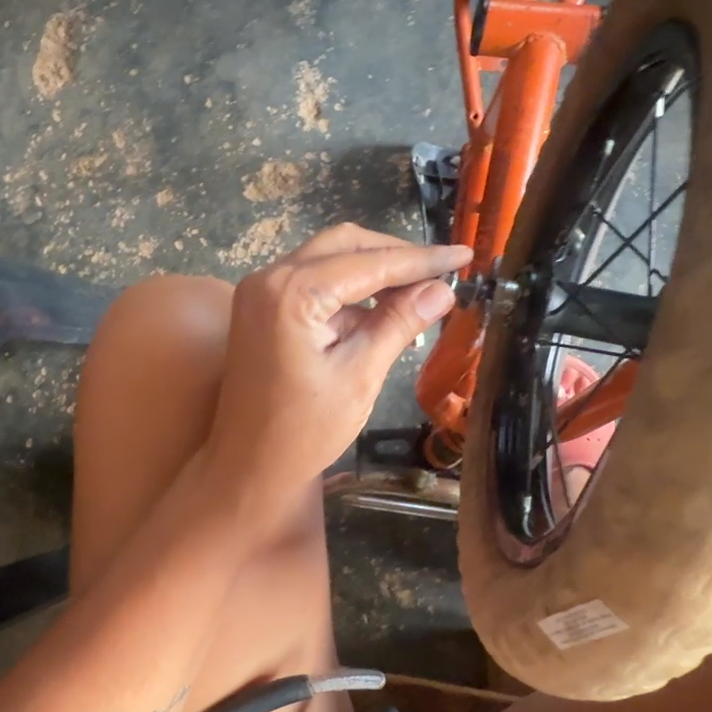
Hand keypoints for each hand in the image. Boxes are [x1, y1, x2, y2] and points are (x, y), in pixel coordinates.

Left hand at [202, 224, 472, 504]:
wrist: (248, 466)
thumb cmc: (303, 430)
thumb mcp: (359, 375)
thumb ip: (398, 324)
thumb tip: (442, 290)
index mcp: (291, 292)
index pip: (368, 262)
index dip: (420, 260)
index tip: (463, 257)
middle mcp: (268, 278)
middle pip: (343, 245)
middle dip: (394, 255)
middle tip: (442, 272)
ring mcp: (259, 291)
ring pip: (326, 258)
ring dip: (372, 270)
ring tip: (419, 290)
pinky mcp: (259, 308)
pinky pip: (310, 281)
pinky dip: (347, 289)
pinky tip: (381, 308)